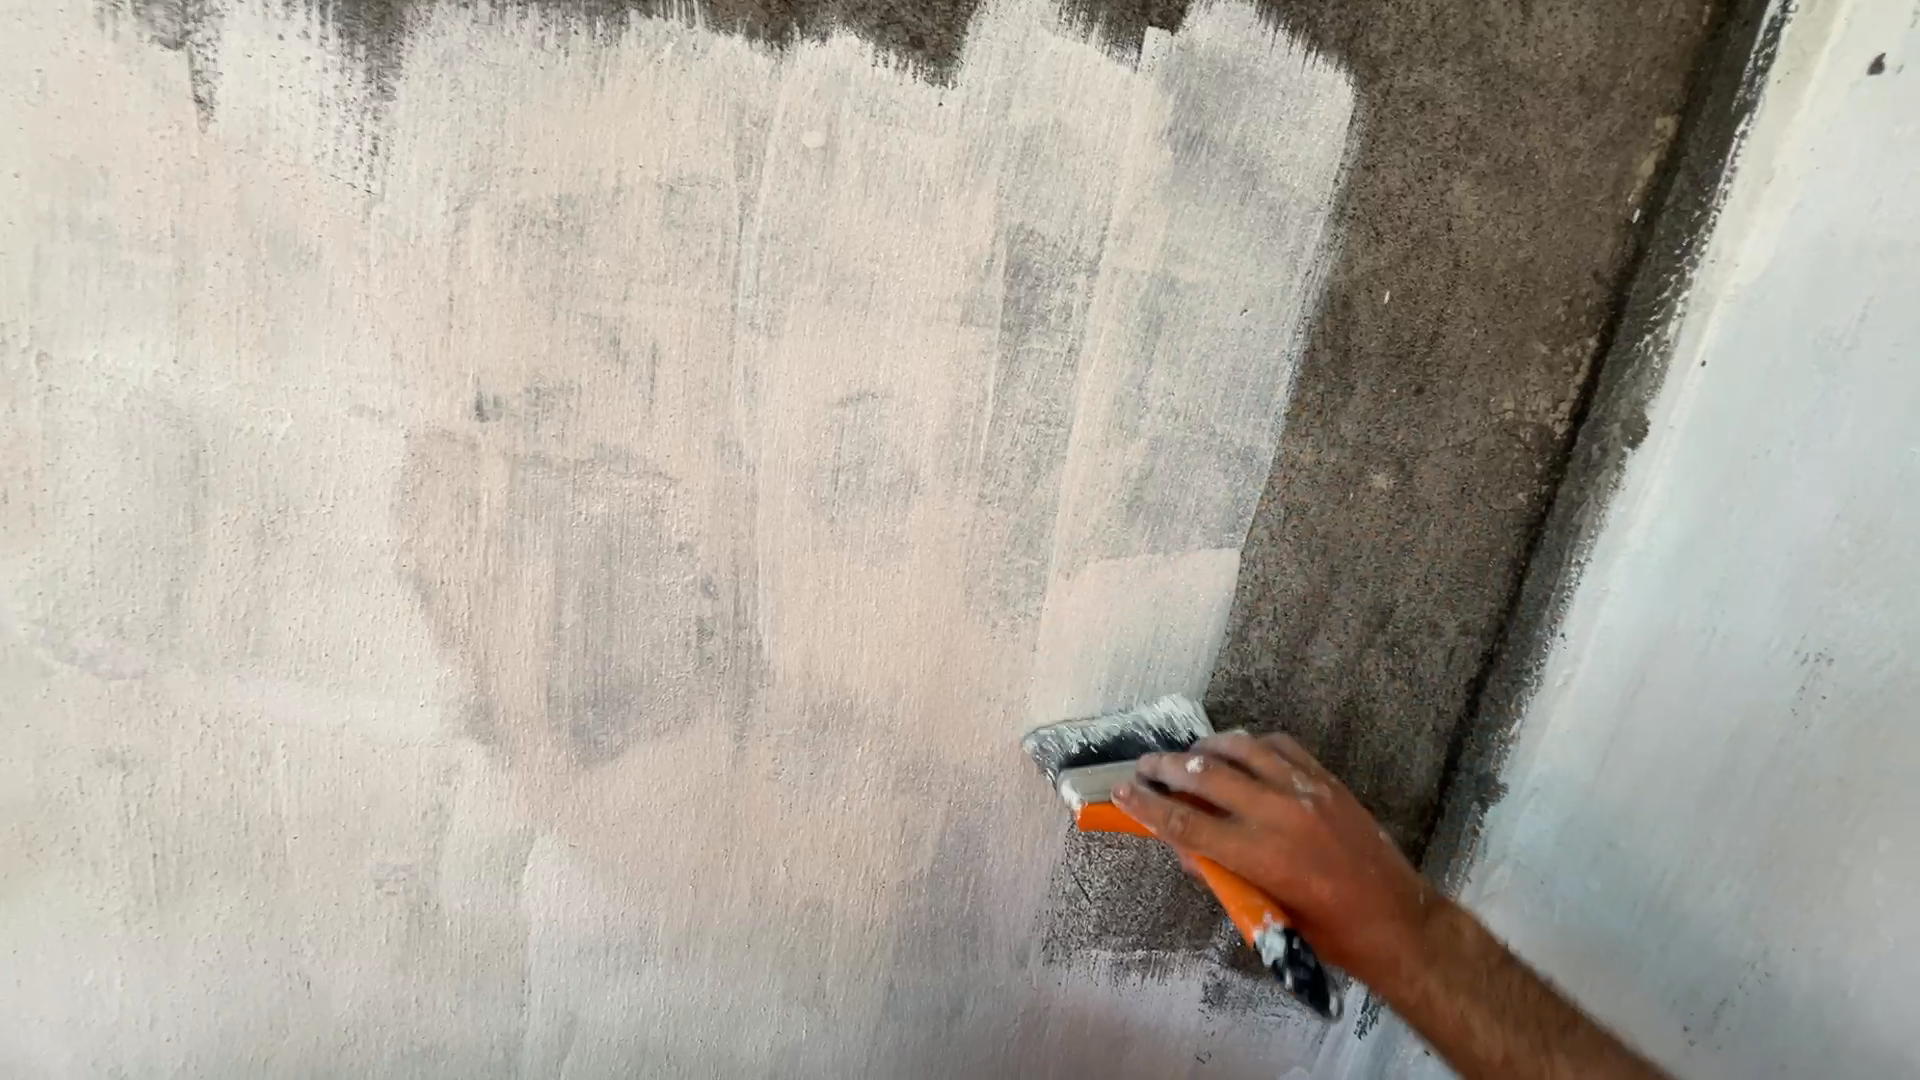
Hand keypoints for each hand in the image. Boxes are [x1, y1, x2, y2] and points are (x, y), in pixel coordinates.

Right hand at [1111, 731, 1438, 983]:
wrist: (1399, 922)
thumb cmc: (1329, 931)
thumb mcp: (1265, 911)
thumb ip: (1219, 872)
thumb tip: (1178, 842)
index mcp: (1261, 857)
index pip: (1185, 824)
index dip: (1147, 806)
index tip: (1121, 791)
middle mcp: (1278, 815)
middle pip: (1203, 776)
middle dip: (1164, 767)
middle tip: (1144, 766)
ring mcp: (1304, 790)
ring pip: (1238, 748)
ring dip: (1203, 748)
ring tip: (1185, 754)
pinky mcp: (1324, 779)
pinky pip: (1276, 744)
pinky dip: (1248, 744)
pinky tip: (1235, 752)